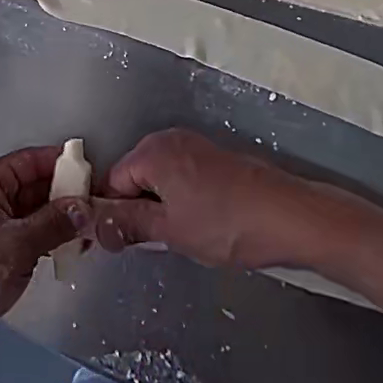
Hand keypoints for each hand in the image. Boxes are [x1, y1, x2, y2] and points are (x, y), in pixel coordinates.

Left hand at [0, 145, 78, 347]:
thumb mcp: (19, 244)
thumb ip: (55, 222)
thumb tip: (85, 206)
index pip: (32, 160)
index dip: (64, 165)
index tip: (94, 176)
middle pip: (36, 183)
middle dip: (66, 195)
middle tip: (99, 207)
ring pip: (36, 208)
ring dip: (60, 218)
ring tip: (91, 229)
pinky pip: (31, 228)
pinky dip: (50, 234)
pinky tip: (72, 246)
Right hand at [71, 128, 349, 270]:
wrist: (290, 216)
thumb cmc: (226, 224)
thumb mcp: (170, 231)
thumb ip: (127, 224)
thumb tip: (93, 223)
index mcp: (151, 152)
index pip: (111, 182)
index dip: (111, 214)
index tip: (118, 243)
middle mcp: (168, 139)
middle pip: (133, 177)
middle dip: (136, 209)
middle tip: (153, 242)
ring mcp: (193, 146)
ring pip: (158, 179)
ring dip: (160, 206)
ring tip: (181, 235)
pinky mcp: (213, 157)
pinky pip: (180, 176)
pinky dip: (180, 198)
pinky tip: (200, 222)